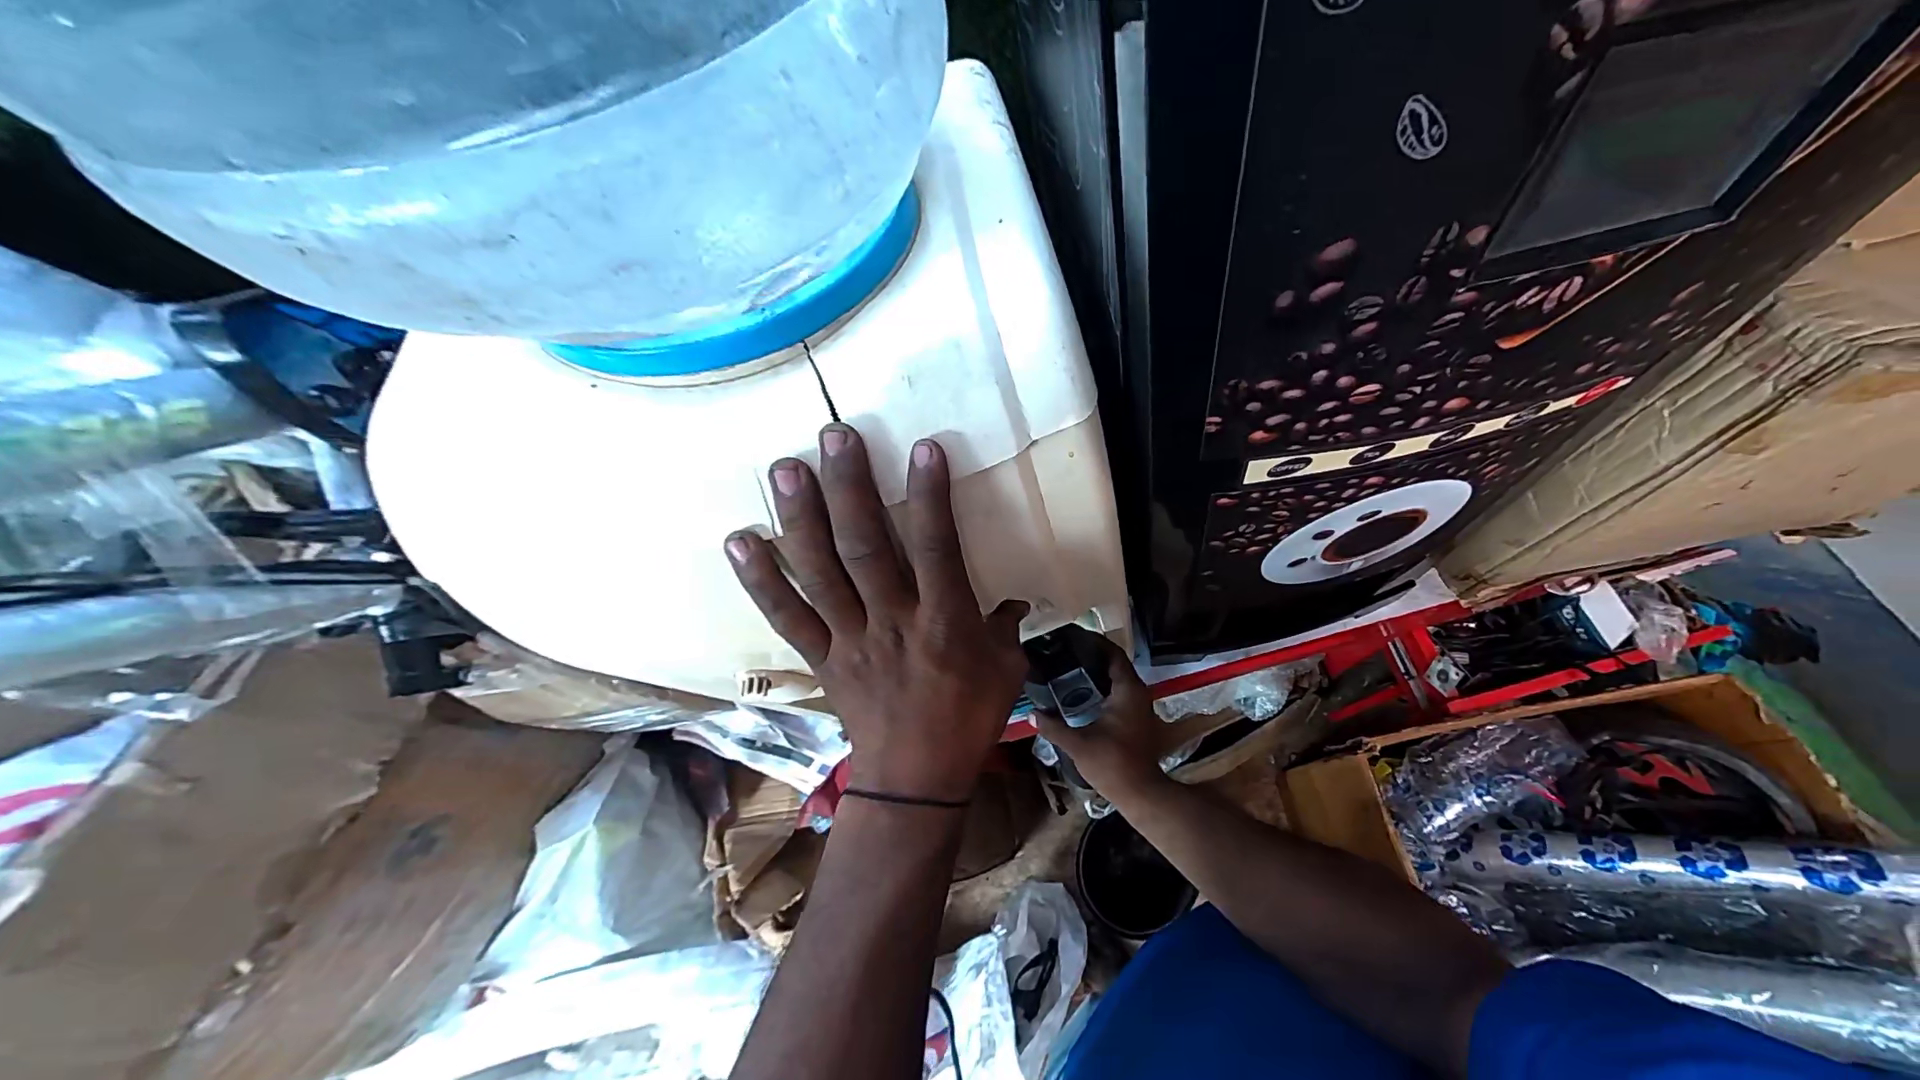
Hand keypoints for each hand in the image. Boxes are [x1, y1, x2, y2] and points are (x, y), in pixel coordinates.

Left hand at [725, 424, 1029, 802]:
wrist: (916, 780)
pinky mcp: (822, 657)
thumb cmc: (968, 720)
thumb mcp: (1005, 670)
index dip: (930, 497)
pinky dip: (761, 581)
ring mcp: (850, 639)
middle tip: (834, 437)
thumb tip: (1013, 600)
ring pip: (821, 574)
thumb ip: (1005, 626)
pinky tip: (739, 541)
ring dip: (801, 520)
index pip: (937, 548)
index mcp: (944, 622)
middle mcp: (892, 622)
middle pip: (867, 548)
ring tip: (784, 469)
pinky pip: (787, 618)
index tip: (922, 448)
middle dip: (851, 489)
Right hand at [1035, 639, 1170, 801]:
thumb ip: (1053, 726)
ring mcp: (1140, 707)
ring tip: (1069, 668)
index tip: (1071, 636)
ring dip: (1097, 672)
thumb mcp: (1078, 744)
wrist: (1141, 793)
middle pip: (1116, 664)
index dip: (1094, 642)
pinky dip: (1102, 686)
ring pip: (1118, 679)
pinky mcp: (1137, 719)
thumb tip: (1031, 713)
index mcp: (1128, 690)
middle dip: (1092, 655)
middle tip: (1065, 651)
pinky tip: (1082, 693)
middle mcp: (1138, 693)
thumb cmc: (1112, 764)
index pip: (1113, 654)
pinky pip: (1120, 692)